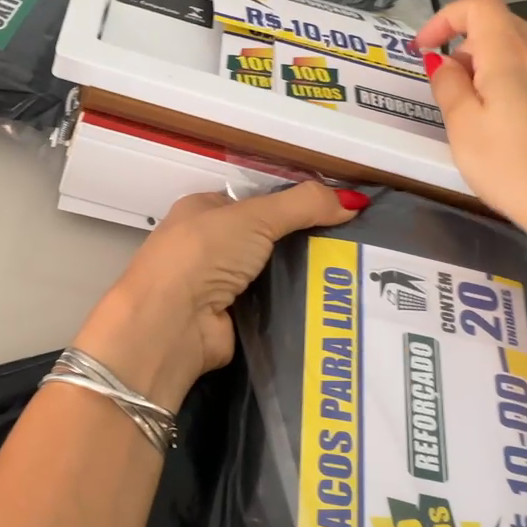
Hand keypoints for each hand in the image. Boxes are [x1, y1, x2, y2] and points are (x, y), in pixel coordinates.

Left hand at [76, 182, 367, 411]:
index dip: (295, 204)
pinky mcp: (234, 321)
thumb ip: (303, 205)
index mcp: (204, 211)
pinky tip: (334, 305)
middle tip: (354, 246)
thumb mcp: (254, 217)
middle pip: (268, 239)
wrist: (170, 325)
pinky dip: (297, 305)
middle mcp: (209, 247)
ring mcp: (219, 286)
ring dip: (305, 276)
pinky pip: (275, 307)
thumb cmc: (201, 256)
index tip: (338, 212)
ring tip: (356, 274)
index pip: (257, 201)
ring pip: (274, 274)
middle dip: (305, 242)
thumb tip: (352, 201)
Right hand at [415, 0, 526, 258]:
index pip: (478, 7)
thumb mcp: (464, 128)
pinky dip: (511, 75)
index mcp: (511, 53)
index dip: (445, 18)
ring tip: (473, 100)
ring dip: (488, 60)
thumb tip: (443, 62)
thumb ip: (449, 86)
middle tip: (444, 84)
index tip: (423, 47)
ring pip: (519, 45)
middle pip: (499, 24)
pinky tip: (504, 115)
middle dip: (464, 44)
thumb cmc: (513, 168)